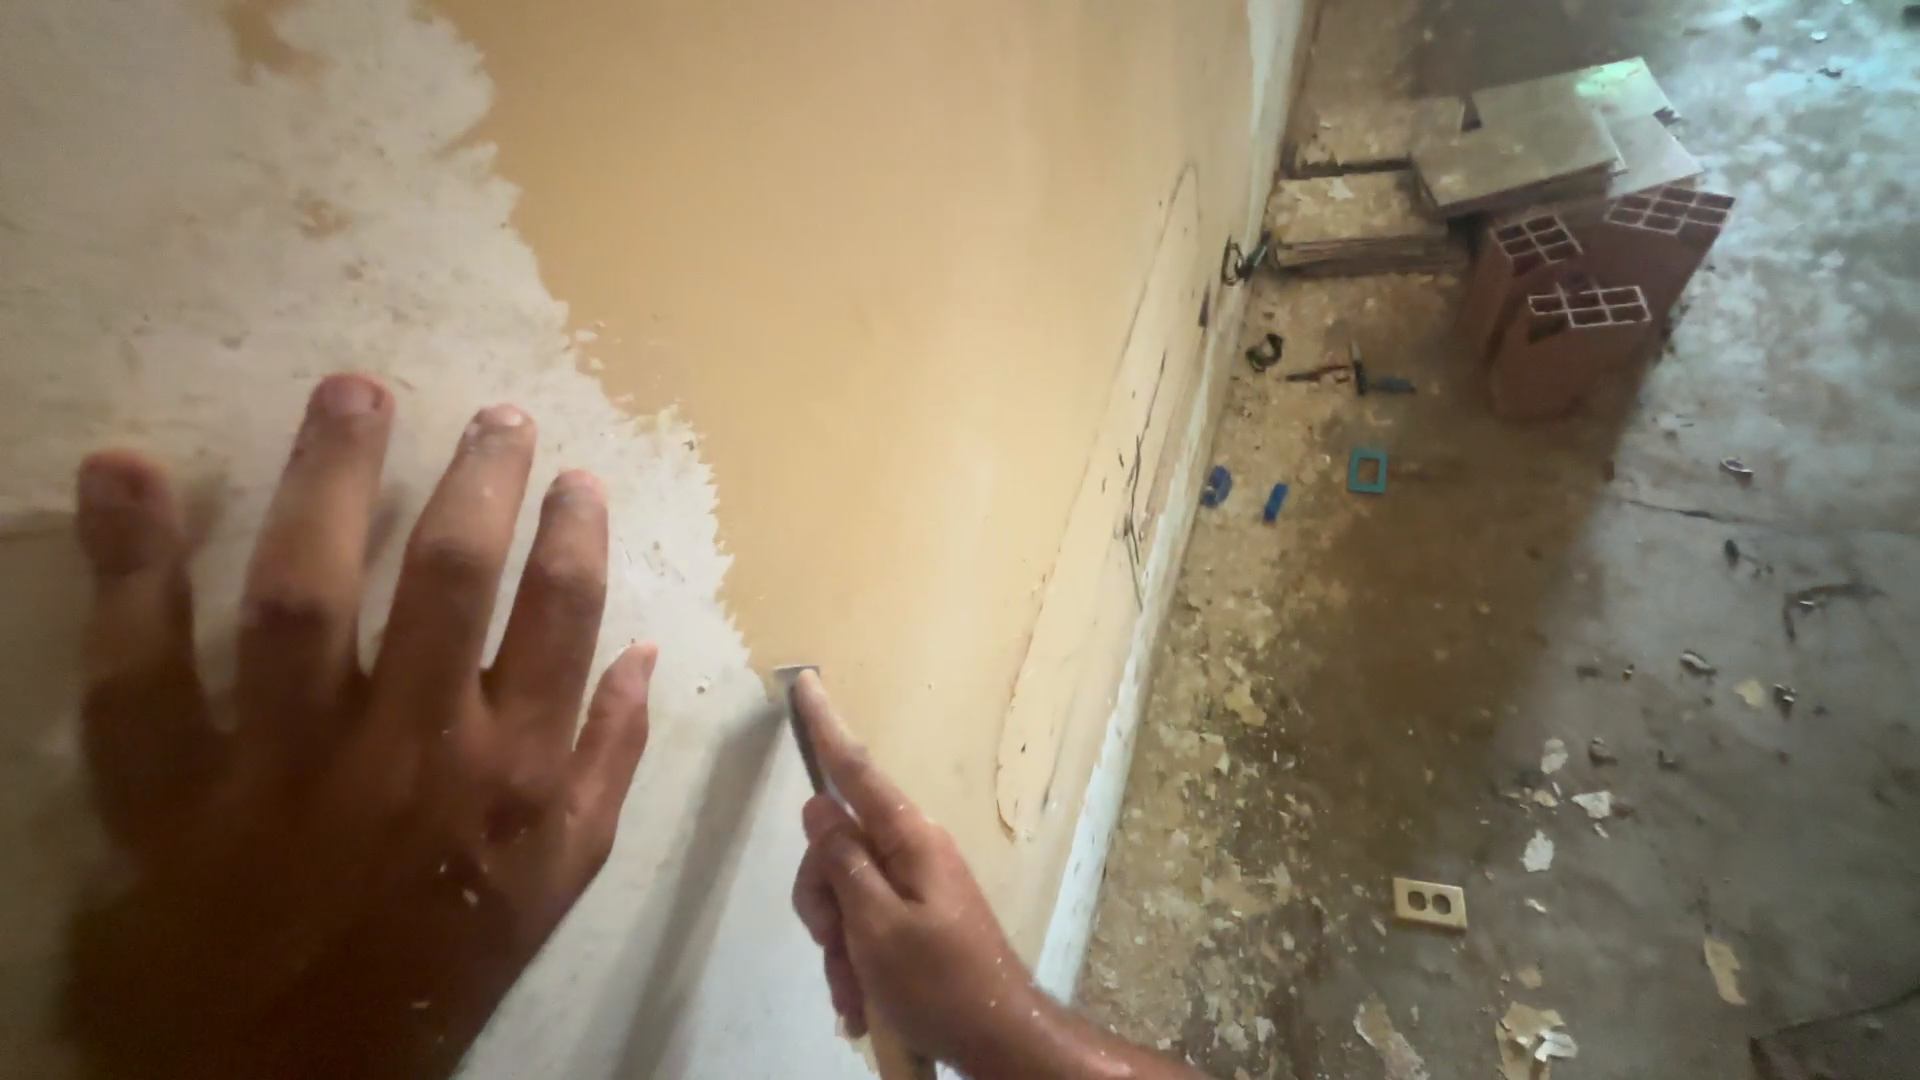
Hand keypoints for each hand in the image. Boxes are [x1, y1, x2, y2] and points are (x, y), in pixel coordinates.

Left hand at [66, 374, 655, 1078]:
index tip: (575, 480)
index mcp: (518, 767)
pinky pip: (140, 668)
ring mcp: (286, 763)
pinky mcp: (172, 789)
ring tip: (356, 393)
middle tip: (496, 417)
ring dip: (331, 483)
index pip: (562, 620)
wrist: (302, 1066)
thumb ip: (616, 749)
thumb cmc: (462, 943)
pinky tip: (131, 467)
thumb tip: (643, 649)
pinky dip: (129, 566)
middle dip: (480, 485)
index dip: (574, 536)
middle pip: (449, 585)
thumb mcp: (574, 858)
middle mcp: (414, 746)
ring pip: (305, 599)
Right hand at [788, 672, 1037, 1070]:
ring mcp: (912, 877)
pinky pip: (864, 916)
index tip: (807, 682)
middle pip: (836, 845)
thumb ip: (842, 863)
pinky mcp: (912, 908)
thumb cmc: (938, 980)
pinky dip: (854, 956)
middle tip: (836, 947)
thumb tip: (818, 805)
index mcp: (908, 836)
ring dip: (838, 941)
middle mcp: (911, 845)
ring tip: (856, 989)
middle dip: (822, 898)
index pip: (856, 770)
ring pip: (844, 886)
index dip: (827, 727)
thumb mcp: (876, 927)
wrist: (995, 1034)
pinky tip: (862, 998)